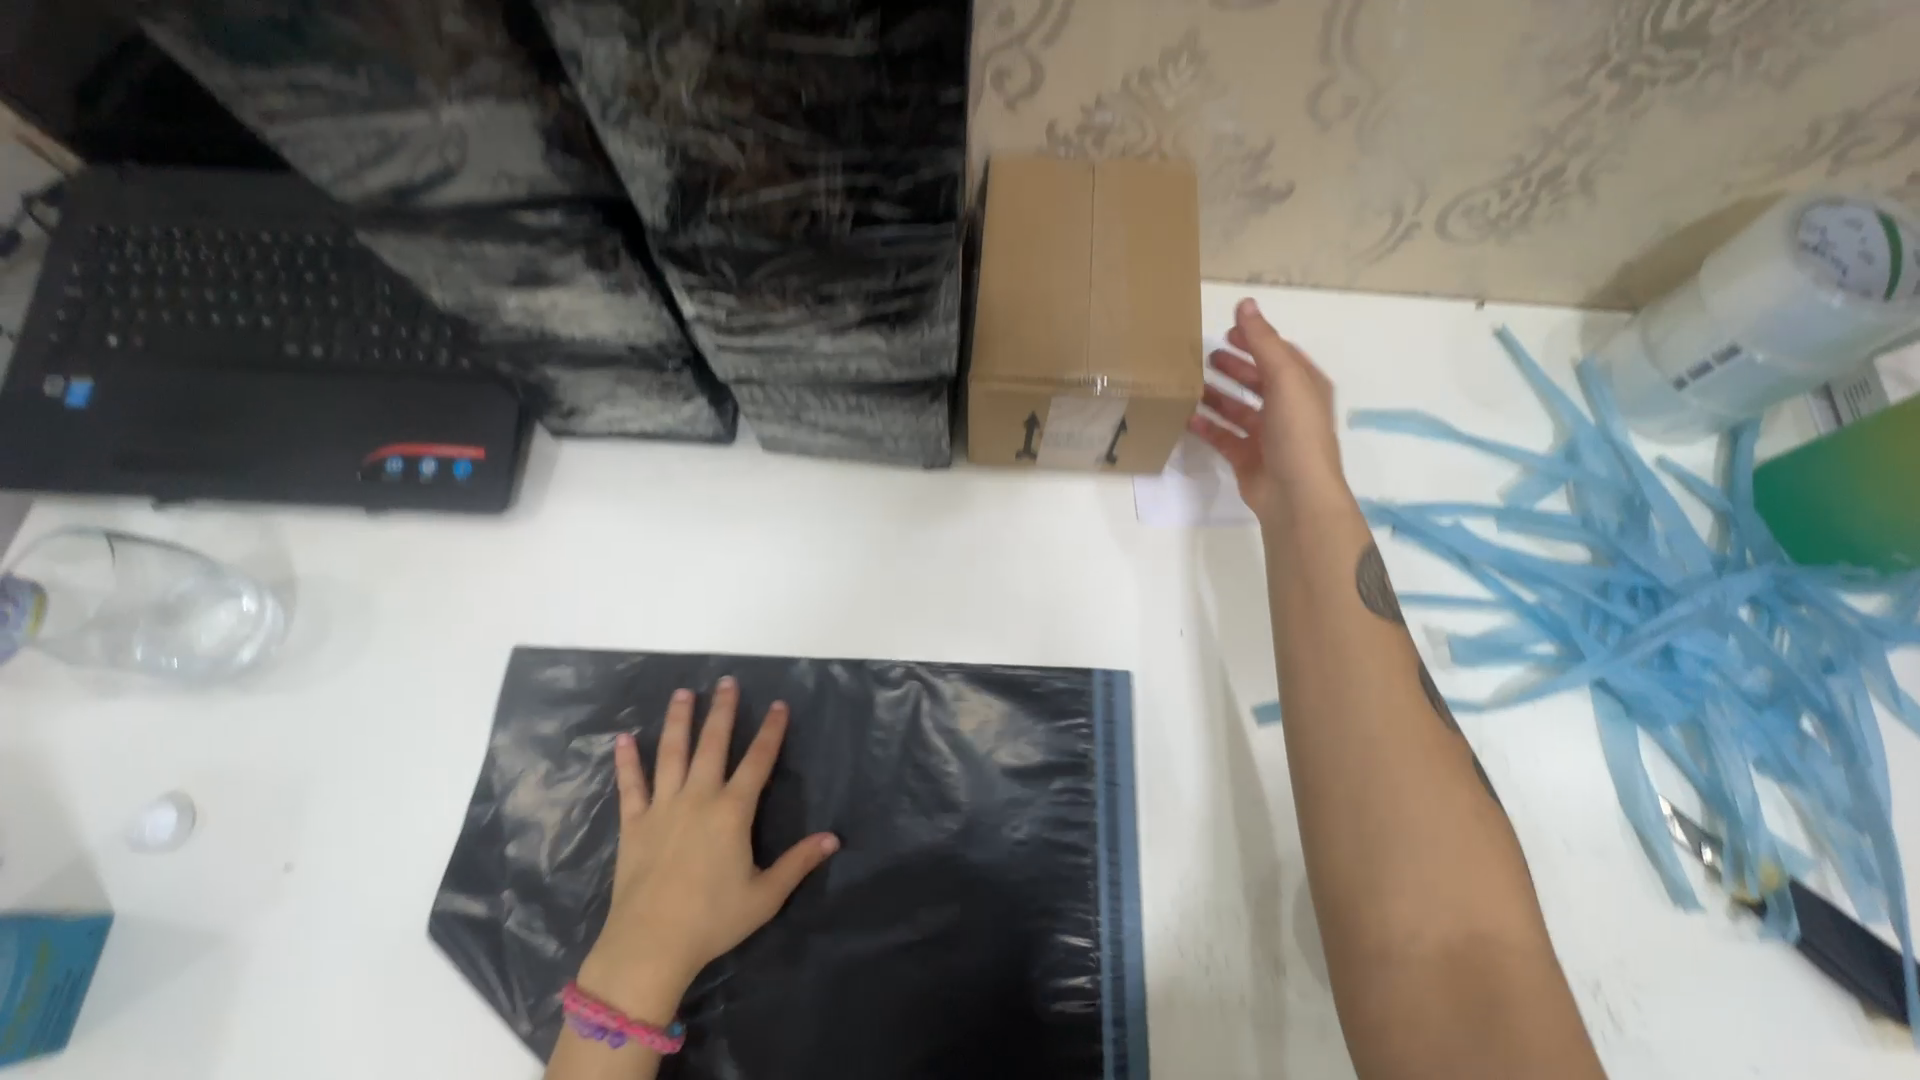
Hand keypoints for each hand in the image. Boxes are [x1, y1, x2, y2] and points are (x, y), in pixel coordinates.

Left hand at [575, 677, 838, 1020]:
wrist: (650, 944)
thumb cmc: (713, 920)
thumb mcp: (765, 895)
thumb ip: (798, 863)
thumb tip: (833, 838)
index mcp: (733, 811)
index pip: (758, 761)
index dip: (771, 731)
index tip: (779, 705)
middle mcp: (699, 798)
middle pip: (713, 744)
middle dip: (722, 711)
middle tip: (726, 682)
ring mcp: (663, 807)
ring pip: (671, 754)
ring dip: (678, 721)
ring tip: (682, 694)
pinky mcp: (634, 824)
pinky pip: (631, 785)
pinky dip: (627, 761)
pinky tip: (623, 738)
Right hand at [1188, 298, 1348, 528]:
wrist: (1295, 494)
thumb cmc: (1297, 432)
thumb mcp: (1285, 378)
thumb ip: (1263, 341)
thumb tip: (1245, 303)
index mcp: (1305, 387)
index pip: (1280, 354)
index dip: (1257, 339)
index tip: (1228, 329)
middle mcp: (1288, 409)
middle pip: (1258, 380)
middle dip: (1235, 366)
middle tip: (1205, 355)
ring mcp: (1267, 435)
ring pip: (1238, 408)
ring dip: (1216, 395)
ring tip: (1190, 383)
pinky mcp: (1247, 457)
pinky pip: (1223, 436)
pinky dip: (1207, 425)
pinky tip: (1188, 415)